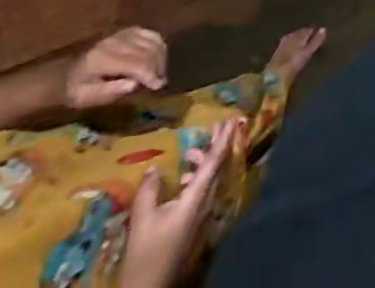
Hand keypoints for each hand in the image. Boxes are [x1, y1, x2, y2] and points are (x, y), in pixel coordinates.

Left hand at [63, 27, 167, 109]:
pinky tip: (156, 57)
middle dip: (158, 67)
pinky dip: (159, 46)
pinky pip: (152, 35)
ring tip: (158, 72)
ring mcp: (123, 33)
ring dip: (160, 57)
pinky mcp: (129, 31)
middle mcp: (115, 42)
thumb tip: (135, 84)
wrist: (63, 73)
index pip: (136, 64)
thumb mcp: (86, 97)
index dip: (150, 75)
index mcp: (103, 59)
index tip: (158, 86)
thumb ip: (110, 91)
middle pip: (147, 52)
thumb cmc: (76, 89)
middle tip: (159, 81)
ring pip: (153, 42)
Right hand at [120, 118, 239, 287]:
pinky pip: (202, 193)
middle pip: (217, 168)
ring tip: (190, 154)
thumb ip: (150, 191)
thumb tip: (155, 166)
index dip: (224, 138)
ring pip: (209, 180)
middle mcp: (207, 203)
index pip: (216, 161)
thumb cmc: (147, 255)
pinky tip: (183, 181)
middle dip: (217, 146)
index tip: (231, 119)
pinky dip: (196, 180)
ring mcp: (203, 215)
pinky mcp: (195, 226)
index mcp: (198, 197)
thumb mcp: (143, 221)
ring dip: (203, 164)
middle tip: (216, 126)